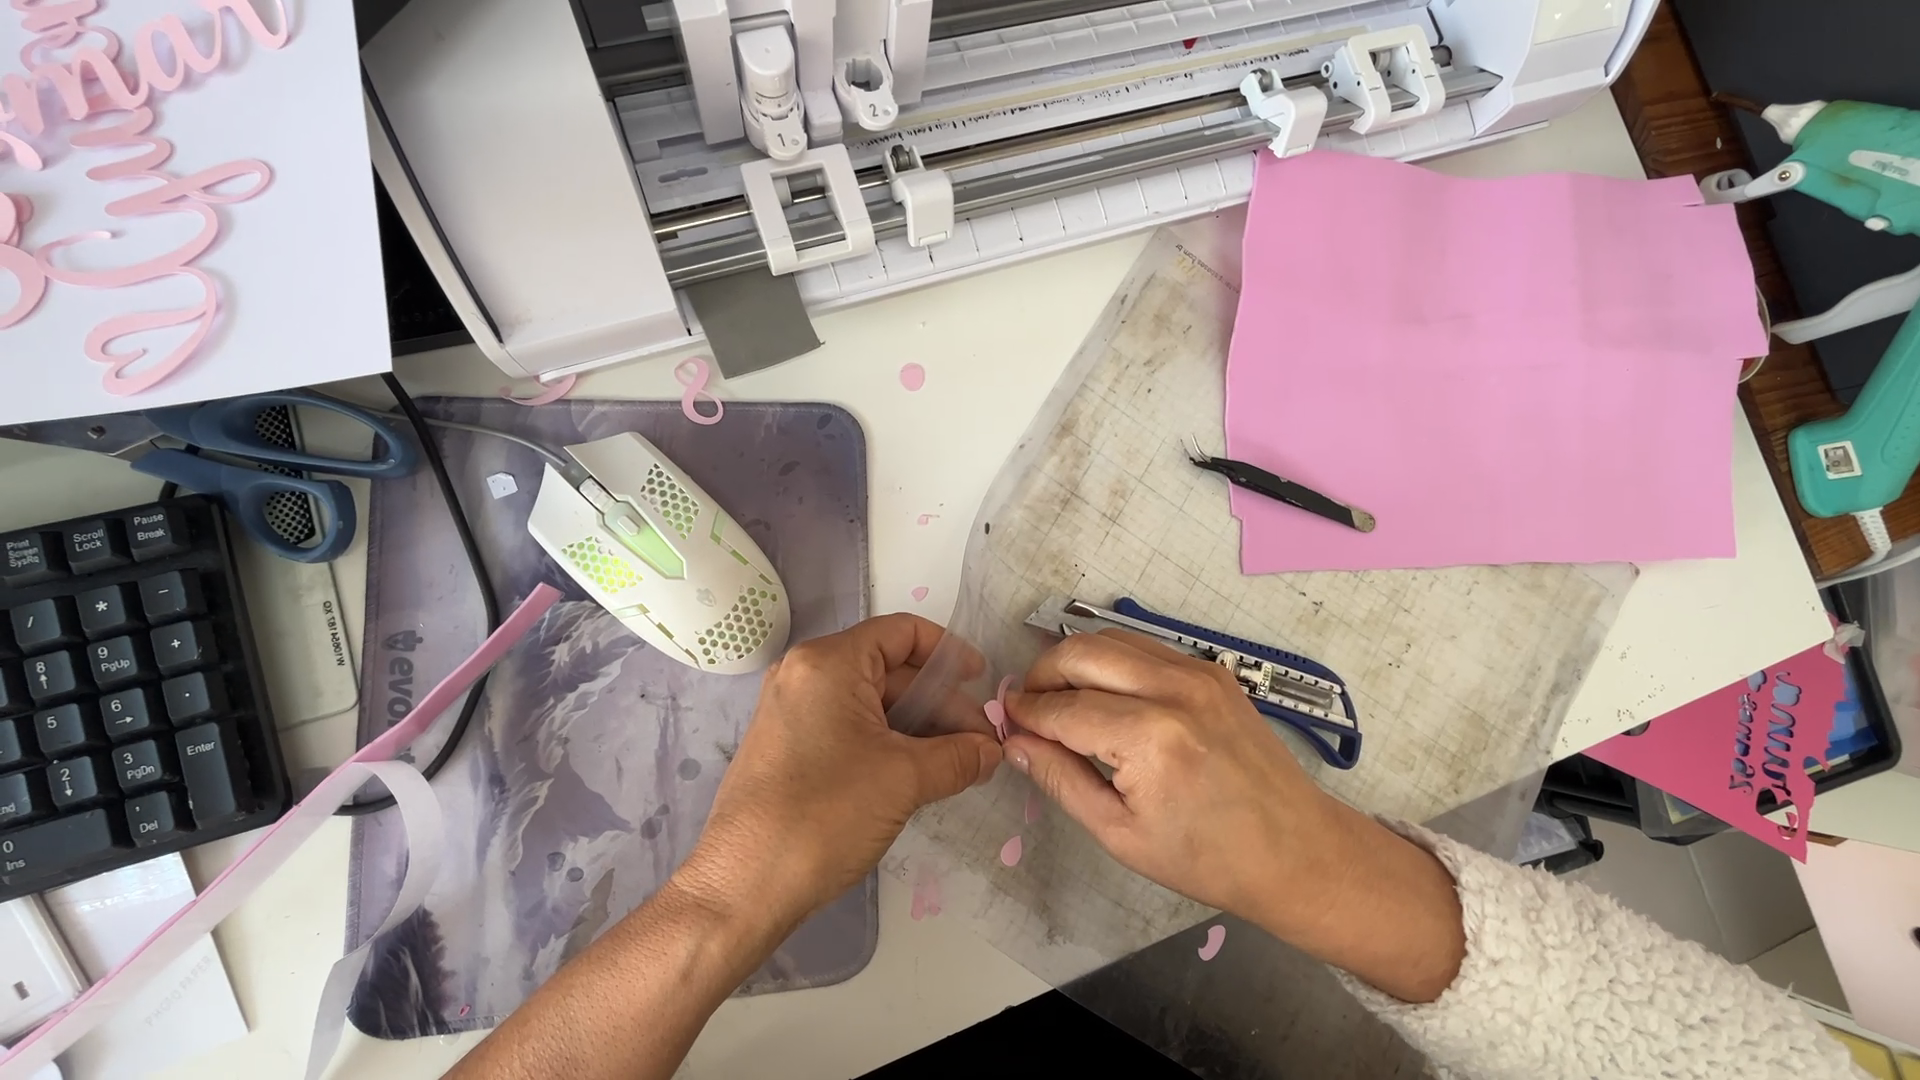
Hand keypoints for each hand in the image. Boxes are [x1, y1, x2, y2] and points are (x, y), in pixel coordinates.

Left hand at [677, 614, 1002, 926]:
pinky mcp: (788, 745)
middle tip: (980, 742)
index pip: (902, 632)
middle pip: (890, 668)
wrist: (742, 888)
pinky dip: (888, 741)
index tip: (982, 682)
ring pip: (871, 701)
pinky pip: (849, 726)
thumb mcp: (904, 779)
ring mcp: (792, 710)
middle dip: (940, 702)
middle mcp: (804, 674)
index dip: (949, 652)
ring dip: (918, 726)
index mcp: (828, 662)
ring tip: (958, 762)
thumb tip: (992, 751)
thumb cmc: (824, 816)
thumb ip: (958, 756)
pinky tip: (919, 772)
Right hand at [1004, 630, 1464, 1002]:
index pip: (1063, 709)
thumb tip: (1015, 743)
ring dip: (1073, 660)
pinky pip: (1143, 647)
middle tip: (1027, 704)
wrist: (1298, 851)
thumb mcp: (1120, 834)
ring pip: (1110, 640)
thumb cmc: (1206, 858)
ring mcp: (1197, 672)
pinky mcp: (1211, 670)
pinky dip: (1110, 660)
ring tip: (1058, 696)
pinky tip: (1102, 691)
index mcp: (1150, 739)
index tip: (1004, 718)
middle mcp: (1173, 689)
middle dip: (1042, 674)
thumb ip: (1061, 780)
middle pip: (1081, 653)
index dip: (1026, 713)